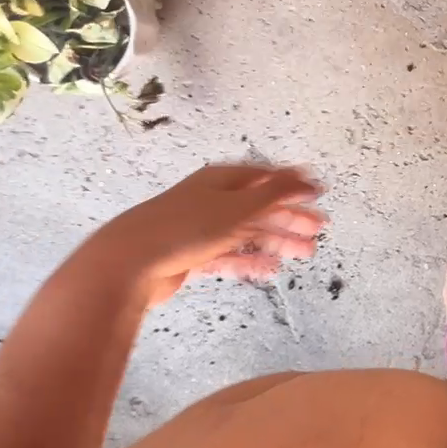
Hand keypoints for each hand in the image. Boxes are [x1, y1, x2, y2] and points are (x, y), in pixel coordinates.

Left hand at [81, 164, 324, 306]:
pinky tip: (271, 269)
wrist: (129, 263)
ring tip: (305, 252)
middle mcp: (212, 201)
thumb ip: (277, 193)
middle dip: (291, 217)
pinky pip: (231, 256)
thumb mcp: (239, 206)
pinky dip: (252, 261)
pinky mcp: (193, 255)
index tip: (317, 192)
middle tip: (317, 227)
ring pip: (249, 233)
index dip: (293, 184)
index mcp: (222, 182)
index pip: (266, 178)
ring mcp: (201, 229)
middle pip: (260, 207)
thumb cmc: (183, 228)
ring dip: (278, 241)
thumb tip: (307, 178)